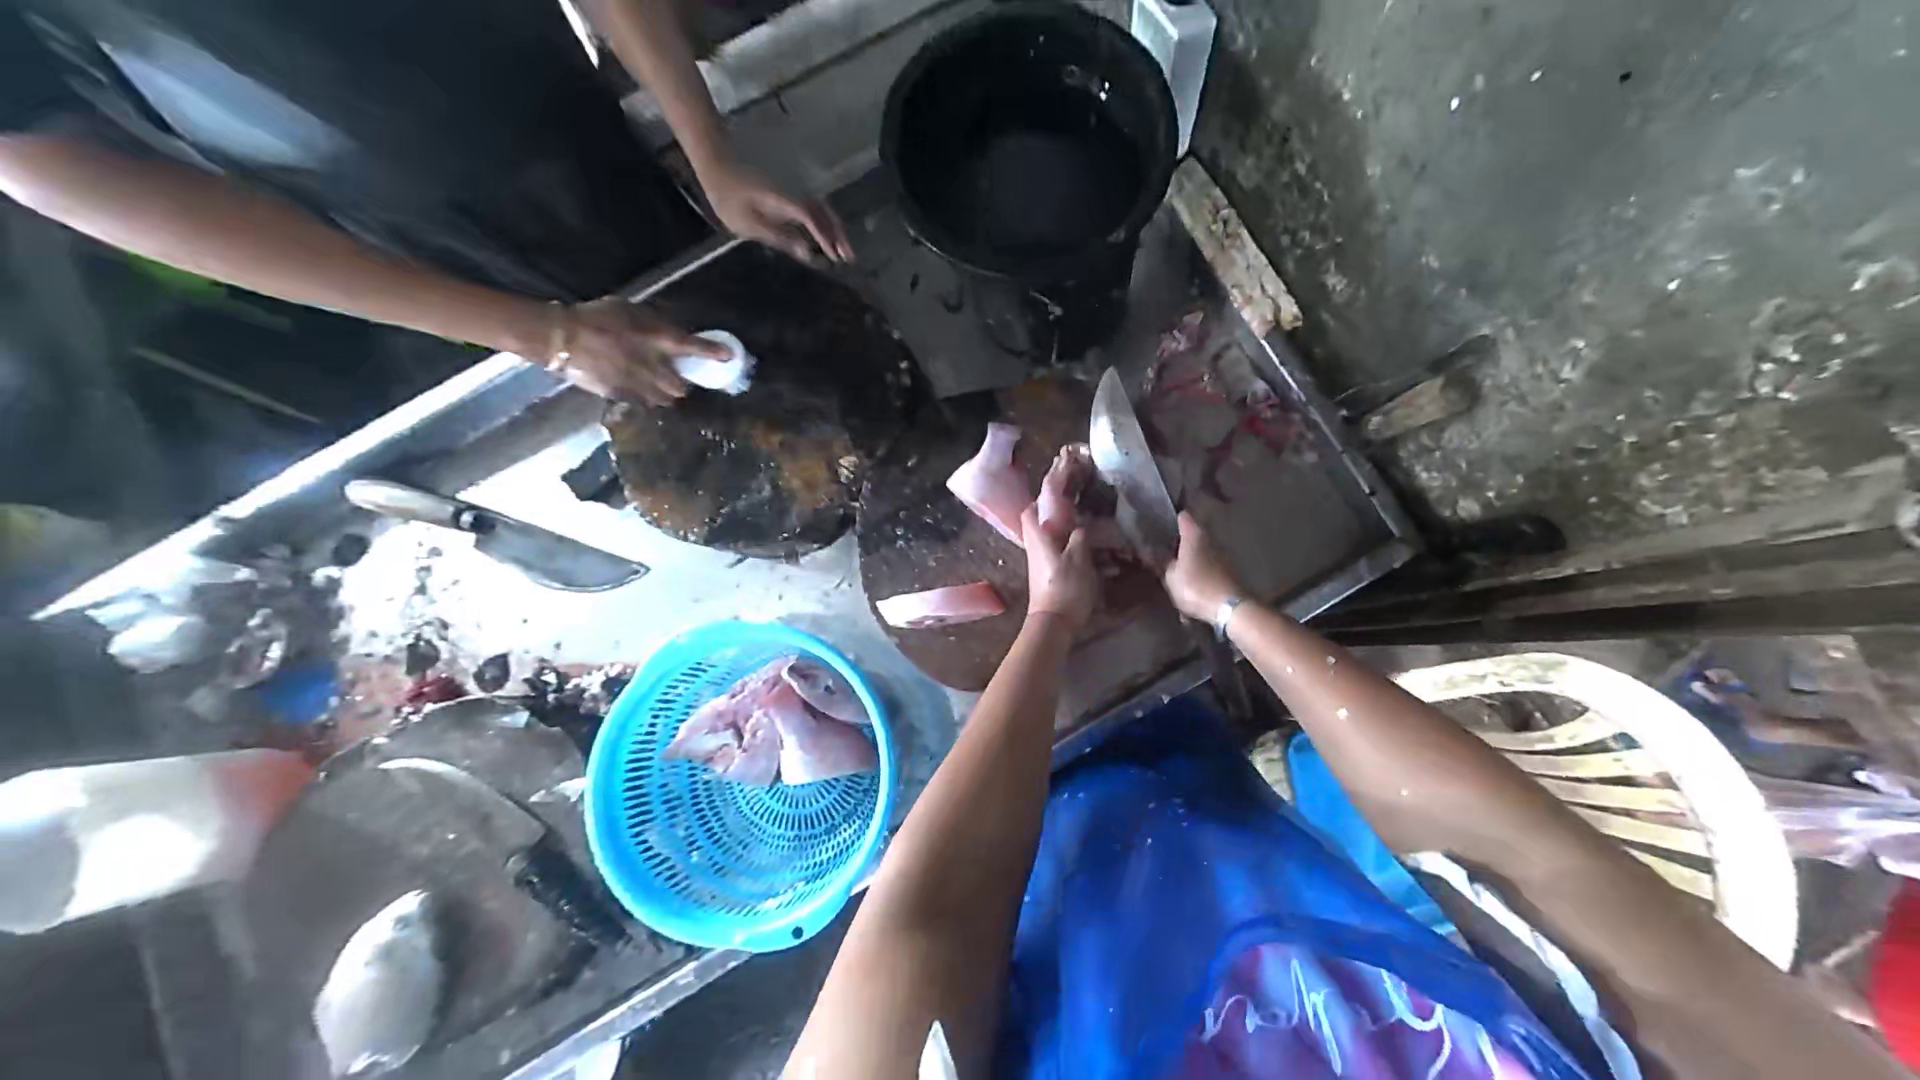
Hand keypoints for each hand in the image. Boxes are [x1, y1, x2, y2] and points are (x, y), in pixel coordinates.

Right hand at [542, 298, 727, 405]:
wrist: (562, 339)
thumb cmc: (596, 317)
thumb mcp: (629, 309)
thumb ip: (655, 321)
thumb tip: (676, 327)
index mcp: (656, 340)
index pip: (692, 347)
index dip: (712, 352)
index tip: (729, 356)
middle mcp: (653, 366)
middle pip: (681, 387)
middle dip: (682, 384)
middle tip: (676, 376)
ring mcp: (638, 385)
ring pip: (665, 399)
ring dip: (665, 393)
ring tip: (657, 385)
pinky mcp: (623, 396)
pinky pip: (643, 402)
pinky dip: (645, 397)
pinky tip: (637, 389)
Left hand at [699, 159, 854, 266]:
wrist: (716, 162)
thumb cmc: (727, 195)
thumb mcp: (748, 223)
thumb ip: (779, 237)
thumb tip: (806, 252)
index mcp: (783, 200)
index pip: (812, 219)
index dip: (825, 237)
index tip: (835, 256)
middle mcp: (793, 194)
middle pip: (824, 212)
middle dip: (839, 235)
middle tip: (849, 257)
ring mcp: (792, 192)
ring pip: (822, 210)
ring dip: (835, 229)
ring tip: (843, 250)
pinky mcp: (788, 193)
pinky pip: (813, 208)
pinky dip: (824, 223)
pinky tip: (826, 236)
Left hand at [1021, 504, 1096, 629]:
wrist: (1054, 622)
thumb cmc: (1065, 586)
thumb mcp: (1079, 558)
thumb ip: (1079, 537)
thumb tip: (1079, 527)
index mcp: (1038, 538)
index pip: (1029, 512)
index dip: (1040, 500)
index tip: (1057, 494)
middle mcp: (1034, 548)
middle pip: (1038, 525)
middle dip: (1054, 516)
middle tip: (1075, 510)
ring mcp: (1039, 563)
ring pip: (1048, 539)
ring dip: (1064, 533)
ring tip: (1085, 530)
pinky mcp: (1046, 575)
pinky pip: (1055, 554)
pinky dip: (1068, 549)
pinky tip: (1087, 553)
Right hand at [1163, 512, 1244, 620]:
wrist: (1229, 607)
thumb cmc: (1195, 587)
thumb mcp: (1171, 577)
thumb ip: (1165, 564)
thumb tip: (1161, 556)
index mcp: (1194, 536)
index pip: (1184, 517)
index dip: (1174, 518)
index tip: (1165, 521)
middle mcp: (1211, 540)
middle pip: (1196, 533)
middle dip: (1184, 540)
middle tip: (1170, 548)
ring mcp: (1224, 555)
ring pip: (1204, 551)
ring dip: (1194, 558)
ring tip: (1181, 570)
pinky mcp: (1230, 571)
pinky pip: (1211, 568)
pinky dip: (1203, 573)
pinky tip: (1195, 587)